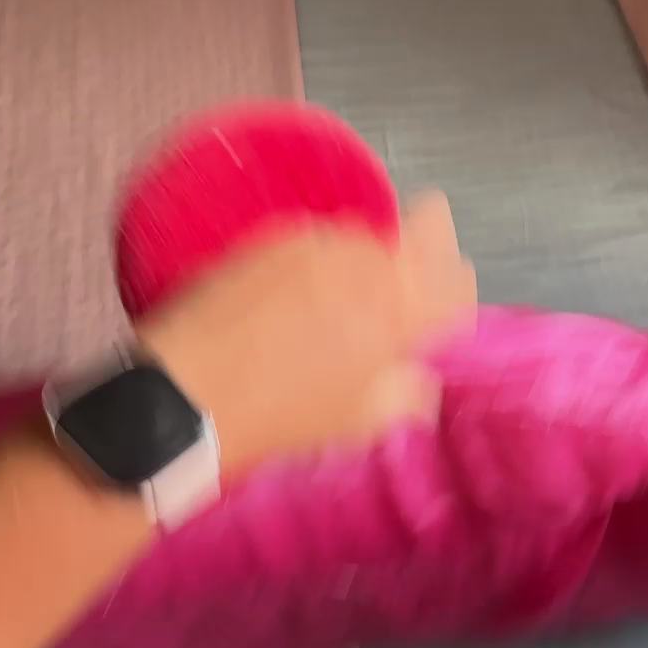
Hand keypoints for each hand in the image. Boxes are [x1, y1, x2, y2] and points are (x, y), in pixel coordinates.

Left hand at [137, 192, 475, 472]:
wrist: (189, 390)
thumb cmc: (286, 414)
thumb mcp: (363, 420)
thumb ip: (409, 392)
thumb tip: (421, 380)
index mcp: (403, 307)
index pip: (458, 277)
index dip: (457, 291)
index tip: (443, 311)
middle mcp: (372, 259)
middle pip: (428, 227)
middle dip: (420, 259)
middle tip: (398, 293)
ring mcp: (324, 238)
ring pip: (373, 232)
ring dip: (372, 258)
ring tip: (340, 299)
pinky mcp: (279, 233)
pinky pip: (324, 237)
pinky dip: (326, 259)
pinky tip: (299, 294)